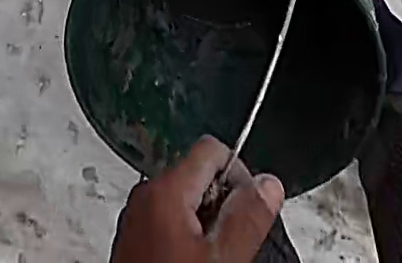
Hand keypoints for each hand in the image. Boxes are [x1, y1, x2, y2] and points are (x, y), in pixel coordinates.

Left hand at [110, 136, 283, 262]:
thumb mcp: (222, 261)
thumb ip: (249, 216)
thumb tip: (269, 183)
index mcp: (164, 190)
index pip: (212, 150)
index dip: (239, 175)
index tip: (247, 210)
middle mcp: (145, 197)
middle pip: (199, 174)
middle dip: (222, 204)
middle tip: (229, 245)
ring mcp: (135, 221)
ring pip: (186, 200)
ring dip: (205, 224)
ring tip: (210, 260)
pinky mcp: (132, 243)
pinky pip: (169, 222)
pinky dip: (186, 238)